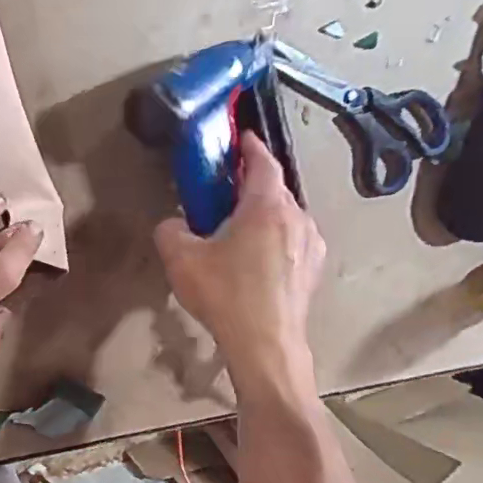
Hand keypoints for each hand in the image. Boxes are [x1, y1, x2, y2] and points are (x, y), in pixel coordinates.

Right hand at [155, 132, 325, 392]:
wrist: (266, 344)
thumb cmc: (225, 295)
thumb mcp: (180, 259)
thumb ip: (170, 230)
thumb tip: (173, 225)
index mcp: (267, 206)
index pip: (263, 162)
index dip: (250, 146)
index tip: (239, 138)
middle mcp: (297, 218)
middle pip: (275, 189)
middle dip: (252, 184)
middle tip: (225, 190)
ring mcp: (310, 245)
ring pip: (285, 215)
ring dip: (263, 213)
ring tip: (237, 227)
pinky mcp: (312, 270)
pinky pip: (292, 240)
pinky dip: (274, 237)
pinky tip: (253, 259)